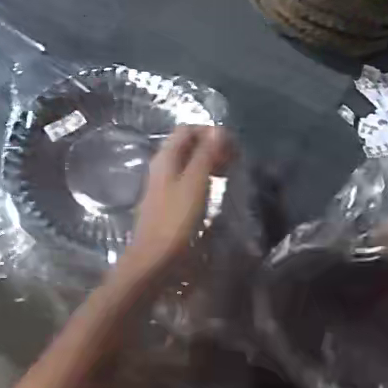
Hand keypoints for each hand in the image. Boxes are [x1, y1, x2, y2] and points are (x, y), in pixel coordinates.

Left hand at [117, 126, 233, 283]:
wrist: (153, 258)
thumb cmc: (175, 220)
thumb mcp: (195, 183)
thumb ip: (206, 154)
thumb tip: (218, 129)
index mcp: (166, 157)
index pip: (187, 129)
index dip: (210, 131)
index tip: (232, 144)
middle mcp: (161, 165)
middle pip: (186, 144)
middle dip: (211, 145)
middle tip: (234, 158)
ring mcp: (162, 183)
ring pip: (187, 161)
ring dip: (208, 161)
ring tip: (229, 172)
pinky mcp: (166, 200)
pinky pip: (186, 178)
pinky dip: (202, 176)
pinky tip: (214, 189)